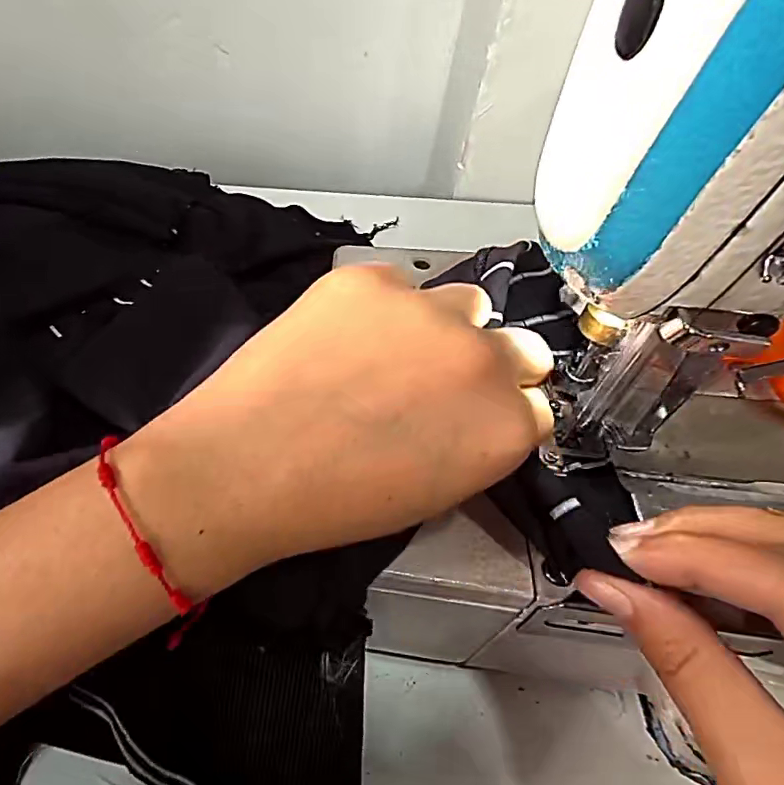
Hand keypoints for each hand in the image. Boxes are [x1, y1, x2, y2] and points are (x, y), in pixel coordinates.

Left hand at [112, 263, 553, 593]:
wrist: (246, 467)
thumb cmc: (336, 504)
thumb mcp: (430, 493)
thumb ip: (471, 447)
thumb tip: (473, 418)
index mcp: (506, 427)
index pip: (537, 407)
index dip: (503, 414)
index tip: (473, 419)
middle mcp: (484, 360)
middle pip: (519, 348)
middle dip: (489, 367)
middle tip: (437, 385)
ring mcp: (429, 310)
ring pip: (464, 305)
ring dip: (443, 328)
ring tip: (389, 354)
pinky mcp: (370, 280)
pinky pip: (396, 287)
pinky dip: (380, 310)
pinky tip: (342, 339)